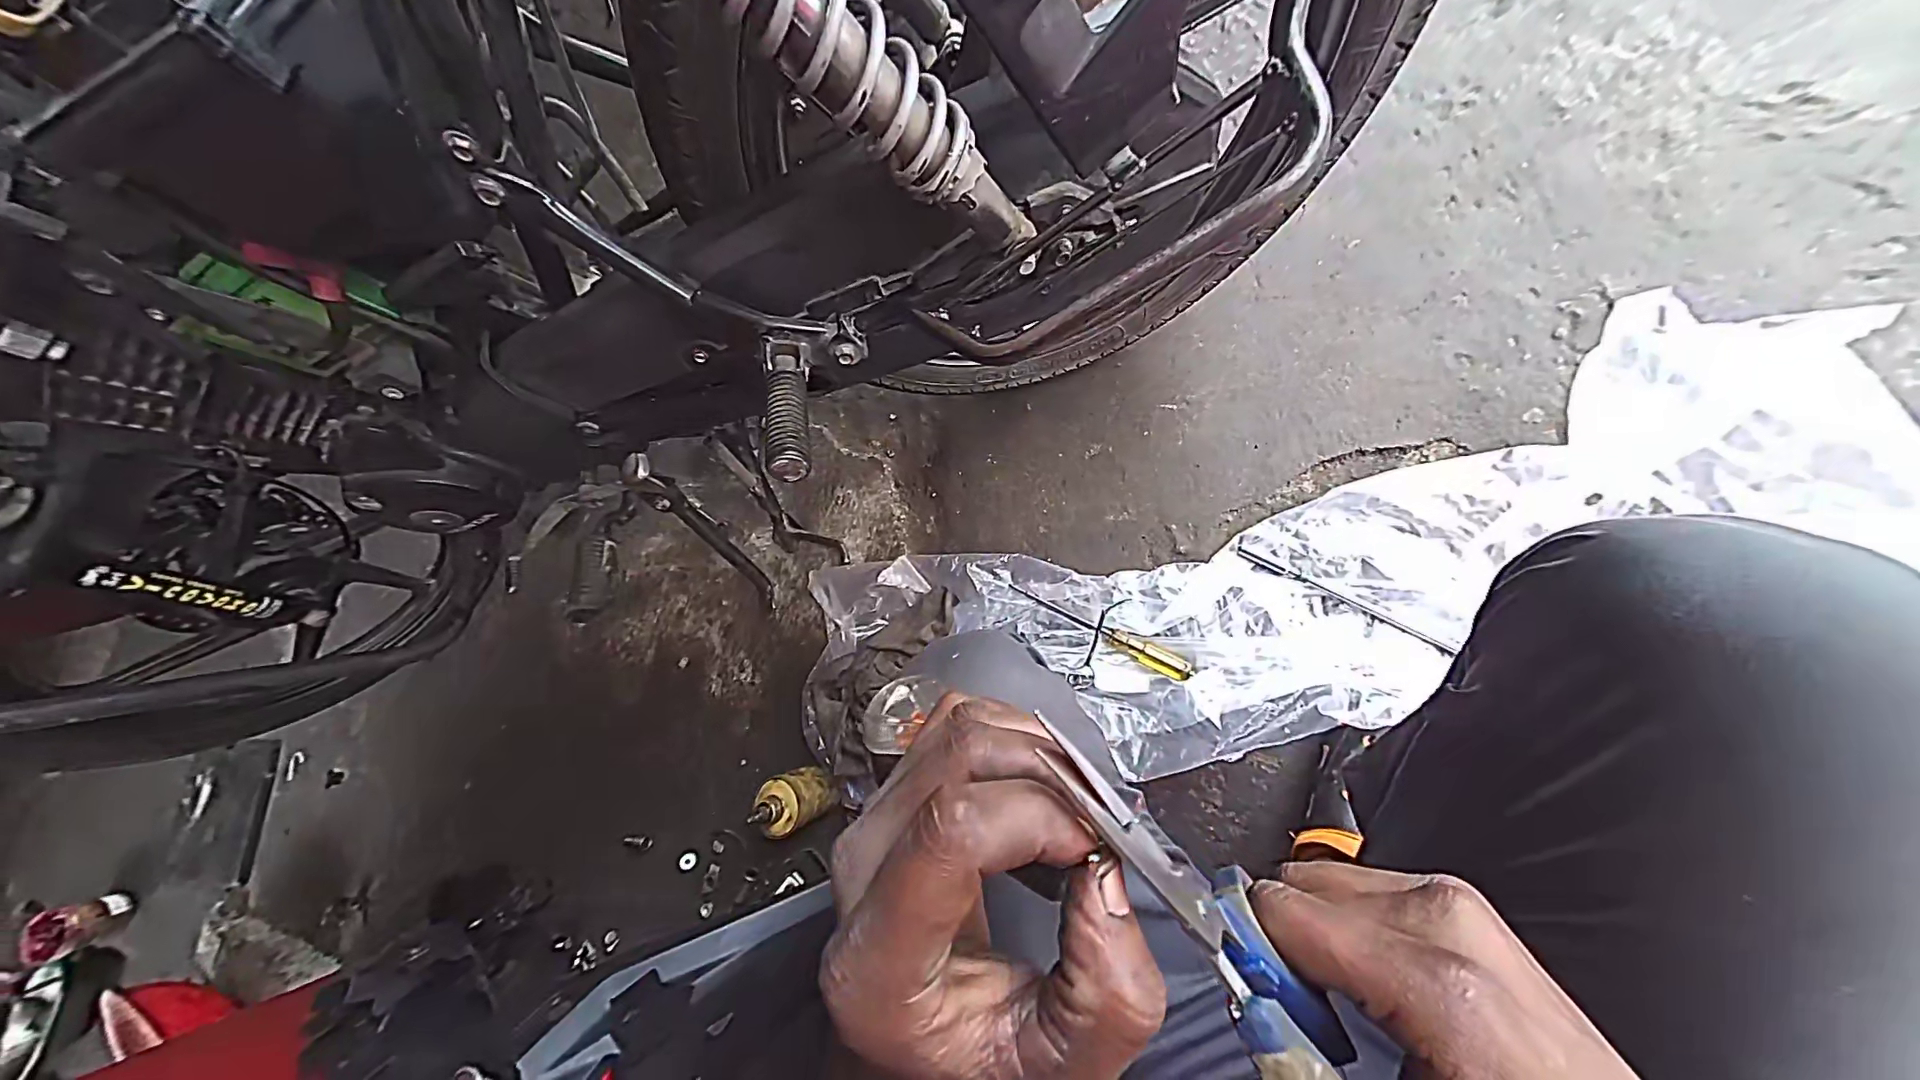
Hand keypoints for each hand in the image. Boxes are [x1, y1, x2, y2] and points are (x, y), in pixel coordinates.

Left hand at [820, 694, 1165, 1078]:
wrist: (914, 1030)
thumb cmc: (968, 1047)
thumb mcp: (1055, 1063)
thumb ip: (1107, 995)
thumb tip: (1105, 873)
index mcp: (881, 953)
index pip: (951, 826)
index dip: (1039, 816)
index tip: (1088, 846)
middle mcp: (863, 866)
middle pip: (962, 758)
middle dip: (1052, 774)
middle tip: (1095, 818)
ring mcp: (874, 817)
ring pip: (959, 725)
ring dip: (1036, 746)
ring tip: (1071, 800)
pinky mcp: (894, 788)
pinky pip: (954, 720)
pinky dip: (1012, 733)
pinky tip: (1036, 780)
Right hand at [1251, 863, 1636, 1079]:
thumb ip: (1305, 1050)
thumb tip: (1252, 1004)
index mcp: (1434, 976)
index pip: (1281, 906)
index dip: (1249, 944)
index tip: (1249, 985)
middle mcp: (1444, 916)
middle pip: (1298, 883)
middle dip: (1279, 936)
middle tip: (1296, 1006)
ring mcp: (1456, 901)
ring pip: (1324, 880)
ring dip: (1312, 930)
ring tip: (1341, 999)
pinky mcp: (1459, 901)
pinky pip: (1361, 888)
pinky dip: (1344, 923)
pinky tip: (1371, 979)